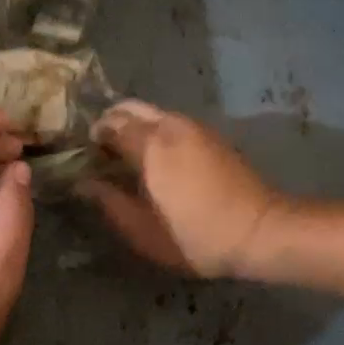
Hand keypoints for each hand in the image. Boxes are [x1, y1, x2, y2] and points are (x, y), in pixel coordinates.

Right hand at [84, 100, 284, 277]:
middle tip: (101, 153)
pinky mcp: (210, 134)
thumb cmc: (197, 236)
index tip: (82, 157)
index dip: (92, 138)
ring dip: (133, 125)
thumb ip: (111, 203)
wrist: (260, 229)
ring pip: (152, 112)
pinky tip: (155, 158)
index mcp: (150, 144)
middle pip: (129, 108)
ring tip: (126, 156)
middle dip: (110, 123)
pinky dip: (154, 129)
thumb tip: (84, 184)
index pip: (109, 125)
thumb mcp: (145, 232)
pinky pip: (171, 121)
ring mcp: (193, 126)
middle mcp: (170, 125)